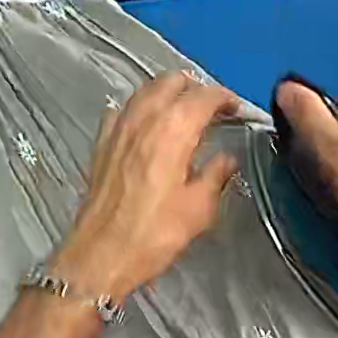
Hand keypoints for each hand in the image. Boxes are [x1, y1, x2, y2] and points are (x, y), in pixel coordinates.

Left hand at [51, 72, 239, 299]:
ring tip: (183, 111)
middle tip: (212, 108)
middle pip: (171, 82)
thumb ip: (216, 175)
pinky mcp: (101, 143)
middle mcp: (144, 118)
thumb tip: (227, 159)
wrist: (102, 254)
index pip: (204, 97)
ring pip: (145, 91)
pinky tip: (147, 125)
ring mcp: (118, 127)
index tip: (236, 109)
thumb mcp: (199, 209)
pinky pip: (123, 110)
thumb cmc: (156, 233)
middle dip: (195, 89)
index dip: (224, 98)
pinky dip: (141, 109)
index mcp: (174, 130)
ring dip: (168, 93)